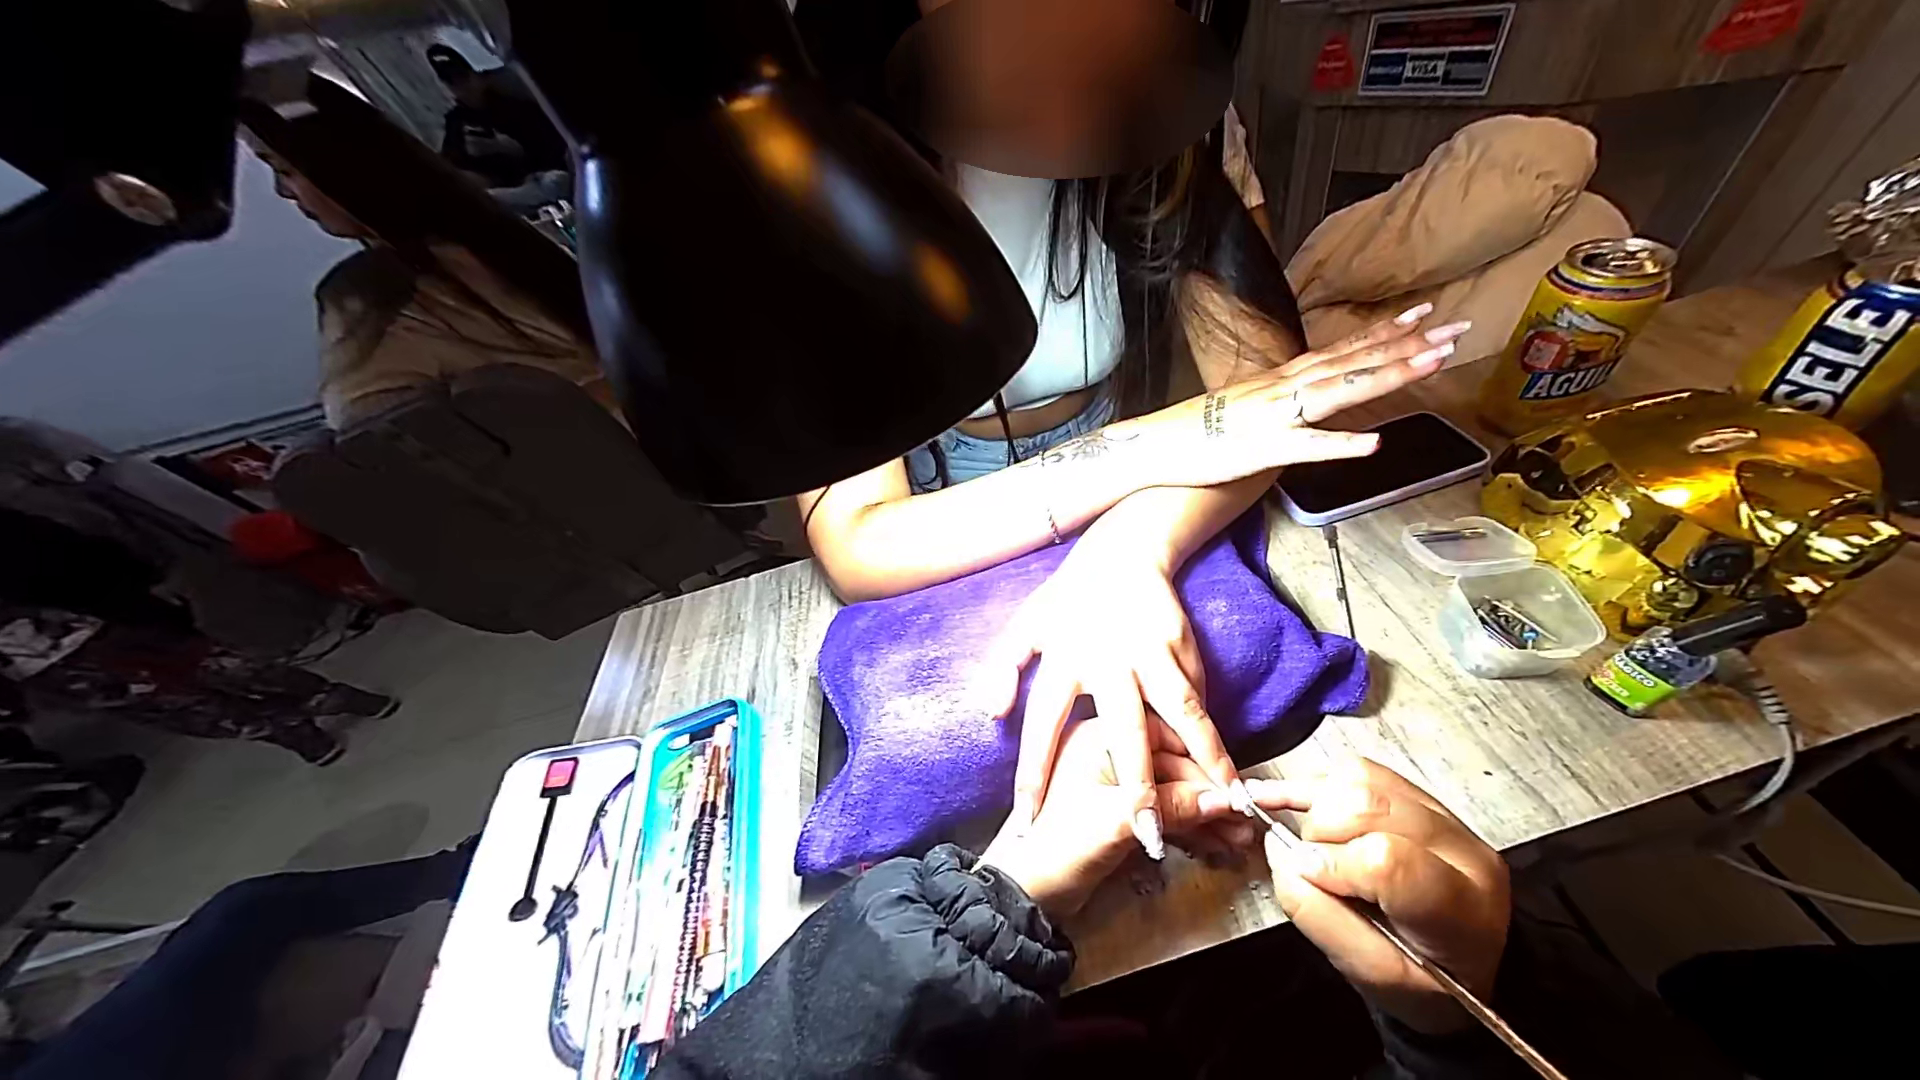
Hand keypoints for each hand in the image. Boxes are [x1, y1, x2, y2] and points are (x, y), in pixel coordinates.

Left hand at [979, 716, 1289, 918]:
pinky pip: (1162, 808)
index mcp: (1096, 735)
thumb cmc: (1058, 848)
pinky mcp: (1119, 806)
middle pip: (1170, 764)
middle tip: (1244, 823)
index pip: (1161, 739)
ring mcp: (1113, 778)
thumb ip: (1170, 808)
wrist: (1025, 892)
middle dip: (1208, 794)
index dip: (1201, 768)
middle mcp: (1106, 749)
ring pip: (1170, 788)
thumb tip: (1223, 800)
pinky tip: (1216, 842)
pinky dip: (1188, 825)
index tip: (1235, 795)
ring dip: (1204, 814)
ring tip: (1238, 839)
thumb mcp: (1115, 825)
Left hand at [981, 522, 1241, 857]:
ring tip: (1220, 805)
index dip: (1034, 773)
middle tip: (1142, 834)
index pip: (1042, 725)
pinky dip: (1212, 734)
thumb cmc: (1067, 599)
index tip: (1027, 820)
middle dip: (1135, 785)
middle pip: (1124, 730)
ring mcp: (1150, 655)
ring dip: (1199, 763)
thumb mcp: (1025, 626)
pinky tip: (1226, 768)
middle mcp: (1109, 662)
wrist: (1121, 555)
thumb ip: (1002, 668)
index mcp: (1062, 659)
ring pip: (1179, 716)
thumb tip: (990, 715)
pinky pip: (1196, 697)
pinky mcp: (1181, 649)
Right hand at [1152, 304, 1466, 490]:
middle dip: (1406, 344)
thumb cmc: (1190, 429)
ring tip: (1434, 360)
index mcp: (1275, 381)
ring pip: (1337, 390)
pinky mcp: (1261, 451)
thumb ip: (1273, 404)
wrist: (1151, 444)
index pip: (1336, 351)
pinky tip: (1374, 444)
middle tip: (1457, 327)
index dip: (1381, 333)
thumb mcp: (1237, 407)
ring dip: (1386, 374)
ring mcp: (1273, 417)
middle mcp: (1280, 390)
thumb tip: (1296, 405)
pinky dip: (1338, 444)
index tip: (1422, 314)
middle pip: (1349, 362)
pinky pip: (1304, 447)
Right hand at [1262, 760, 1510, 1033]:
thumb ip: (1317, 914)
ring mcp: (1439, 815)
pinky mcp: (1415, 794)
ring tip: (1307, 838)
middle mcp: (1459, 850)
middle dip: (1318, 833)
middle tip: (1311, 866)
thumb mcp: (1370, 975)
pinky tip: (1279, 795)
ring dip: (1315, 807)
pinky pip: (1355, 770)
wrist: (1457, 959)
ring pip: (1357, 780)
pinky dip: (1311, 784)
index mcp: (1460, 908)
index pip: (1388, 860)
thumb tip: (1283, 855)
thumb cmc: (1419, 975)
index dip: (1331, 862)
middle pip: (1365, 807)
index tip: (1306, 874)